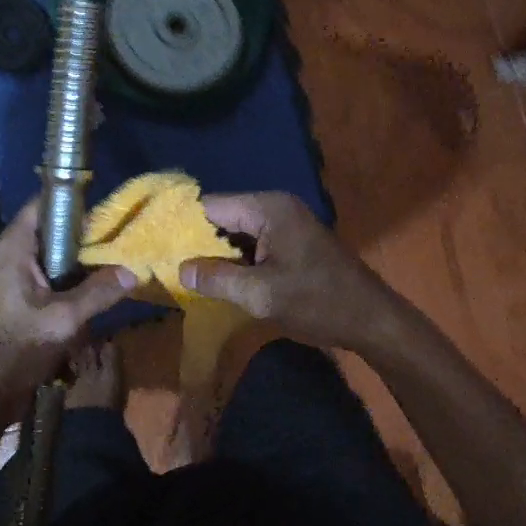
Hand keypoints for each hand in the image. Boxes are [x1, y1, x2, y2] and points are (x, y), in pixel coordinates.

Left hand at [0, 200, 135, 414]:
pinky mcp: (20, 301)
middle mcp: (13, 255)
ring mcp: (15, 279)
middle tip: (126, 240)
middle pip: (57, 231)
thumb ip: (99, 292)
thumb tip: (134, 271)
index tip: (113, 208)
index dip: (78, 200)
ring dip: (85, 265)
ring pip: (58, 258)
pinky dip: (75, 285)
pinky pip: (53, 281)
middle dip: (90, 236)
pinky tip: (101, 293)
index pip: (46, 202)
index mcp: (14, 247)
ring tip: (120, 265)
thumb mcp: (63, 320)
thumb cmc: (13, 349)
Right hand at [180, 192, 402, 353]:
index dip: (182, 226)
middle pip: (222, 218)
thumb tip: (179, 269)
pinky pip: (252, 245)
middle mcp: (275, 207)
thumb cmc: (318, 301)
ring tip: (182, 276)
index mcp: (267, 208)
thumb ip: (218, 279)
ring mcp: (285, 225)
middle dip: (196, 242)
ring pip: (236, 234)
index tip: (155, 247)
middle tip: (163, 266)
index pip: (210, 206)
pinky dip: (235, 262)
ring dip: (215, 255)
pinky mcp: (290, 243)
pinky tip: (215, 283)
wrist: (370, 318)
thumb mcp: (262, 294)